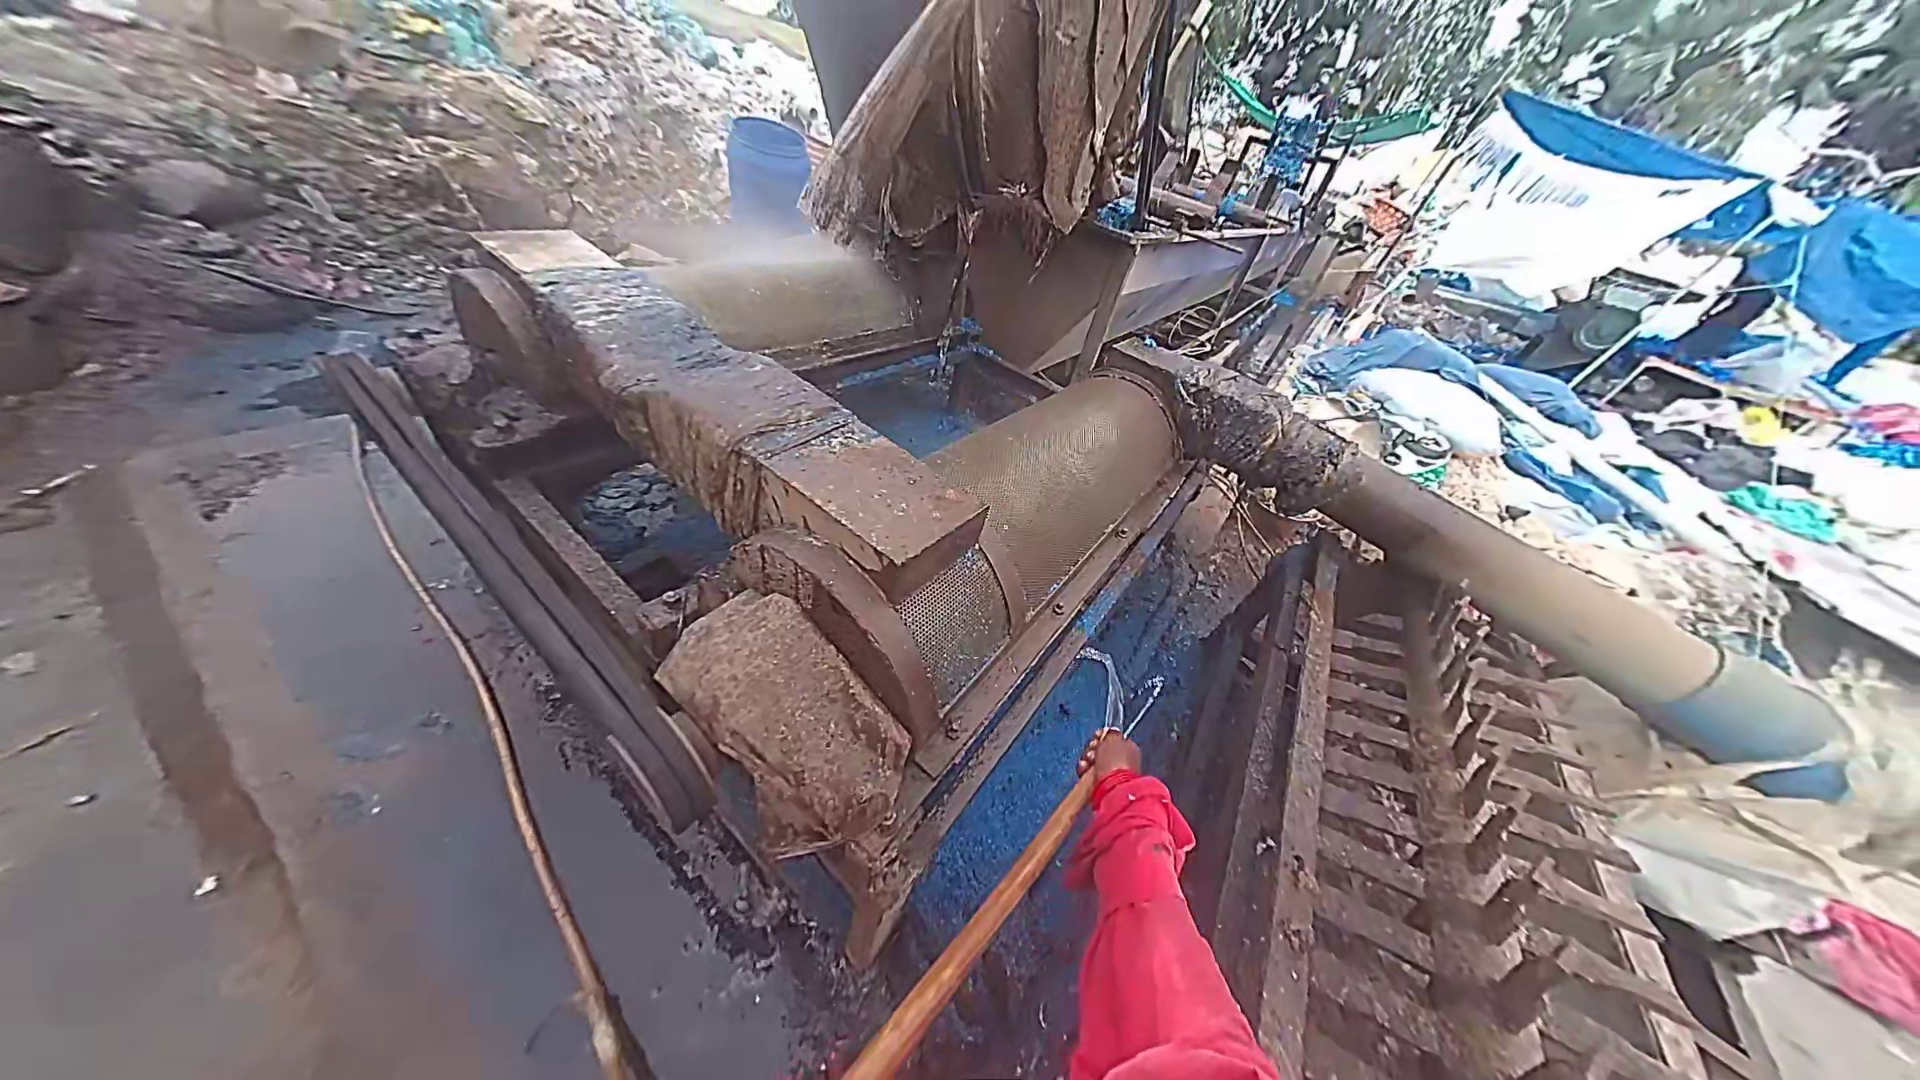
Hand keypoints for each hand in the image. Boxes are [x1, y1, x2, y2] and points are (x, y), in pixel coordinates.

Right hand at [1077, 730, 1140, 780]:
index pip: (1112, 737)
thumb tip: (1109, 732)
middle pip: (1101, 748)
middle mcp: (1122, 760)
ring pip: (1093, 760)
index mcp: (1129, 747)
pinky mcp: (1102, 783)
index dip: (1102, 735)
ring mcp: (1112, 772)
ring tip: (1087, 762)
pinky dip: (1085, 769)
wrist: (1112, 787)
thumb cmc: (1113, 760)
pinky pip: (1089, 772)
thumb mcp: (1113, 738)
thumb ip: (1111, 732)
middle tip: (1092, 750)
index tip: (1096, 736)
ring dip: (1087, 759)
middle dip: (1092, 748)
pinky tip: (1084, 769)